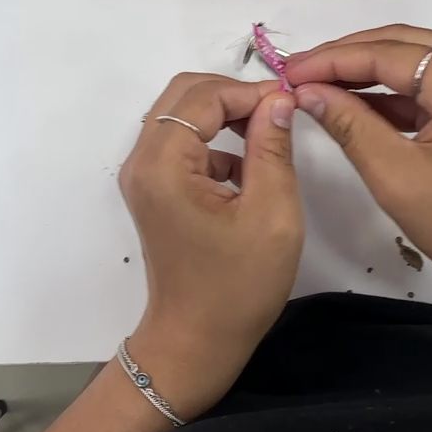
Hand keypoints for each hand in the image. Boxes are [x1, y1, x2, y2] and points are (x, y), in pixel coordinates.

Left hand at [118, 73, 302, 417]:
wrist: (196, 339)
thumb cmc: (238, 286)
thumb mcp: (272, 214)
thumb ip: (273, 148)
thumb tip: (279, 99)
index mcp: (163, 166)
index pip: (202, 98)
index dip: (248, 92)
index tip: (290, 101)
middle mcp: (141, 162)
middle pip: (182, 97)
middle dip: (232, 95)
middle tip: (278, 111)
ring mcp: (142, 175)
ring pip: (179, 116)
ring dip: (222, 115)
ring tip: (268, 133)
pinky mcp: (151, 188)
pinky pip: (179, 143)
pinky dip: (212, 140)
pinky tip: (245, 166)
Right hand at [281, 26, 431, 294]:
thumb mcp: (396, 177)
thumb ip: (348, 124)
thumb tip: (304, 91)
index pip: (391, 55)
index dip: (334, 60)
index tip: (288, 71)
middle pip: (408, 44)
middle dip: (349, 56)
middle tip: (299, 72)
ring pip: (422, 56)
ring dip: (371, 69)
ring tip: (321, 82)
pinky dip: (399, 88)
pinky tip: (358, 98)